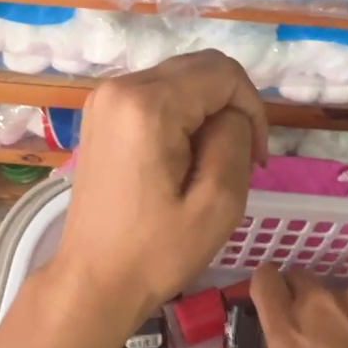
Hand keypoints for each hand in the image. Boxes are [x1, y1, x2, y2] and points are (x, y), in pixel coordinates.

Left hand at [50, 50, 269, 326]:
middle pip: (200, 66)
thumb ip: (235, 140)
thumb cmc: (156, 252)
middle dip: (231, 105)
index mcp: (148, 105)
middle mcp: (121, 86)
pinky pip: (157, 92)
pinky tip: (184, 155)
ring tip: (212, 161)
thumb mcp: (218, 203)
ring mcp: (105, 96)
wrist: (92, 281)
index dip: (252, 108)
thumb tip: (232, 113)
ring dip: (207, 109)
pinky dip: (182, 113)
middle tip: (241, 158)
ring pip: (180, 77)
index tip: (256, 157)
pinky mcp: (101, 111)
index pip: (223, 73)